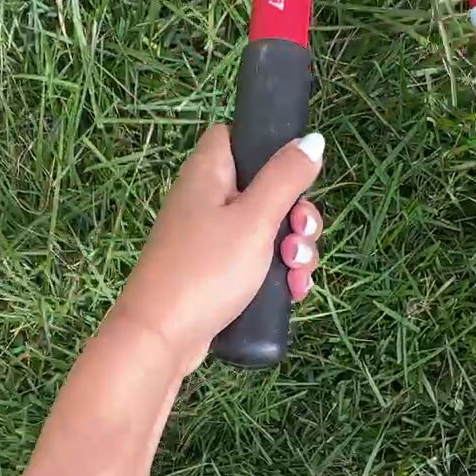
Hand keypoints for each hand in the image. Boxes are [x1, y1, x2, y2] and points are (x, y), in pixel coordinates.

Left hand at [107, 125, 325, 373]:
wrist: (163, 337)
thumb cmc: (207, 270)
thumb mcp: (254, 220)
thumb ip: (285, 178)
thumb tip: (312, 140)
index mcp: (209, 173)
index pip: (239, 138)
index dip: (271, 153)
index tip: (294, 179)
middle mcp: (207, 201)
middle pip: (266, 190)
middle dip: (296, 217)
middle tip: (301, 237)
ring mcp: (211, 240)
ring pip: (267, 232)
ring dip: (294, 251)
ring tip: (297, 276)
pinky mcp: (216, 274)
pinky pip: (256, 264)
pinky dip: (278, 274)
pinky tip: (293, 292)